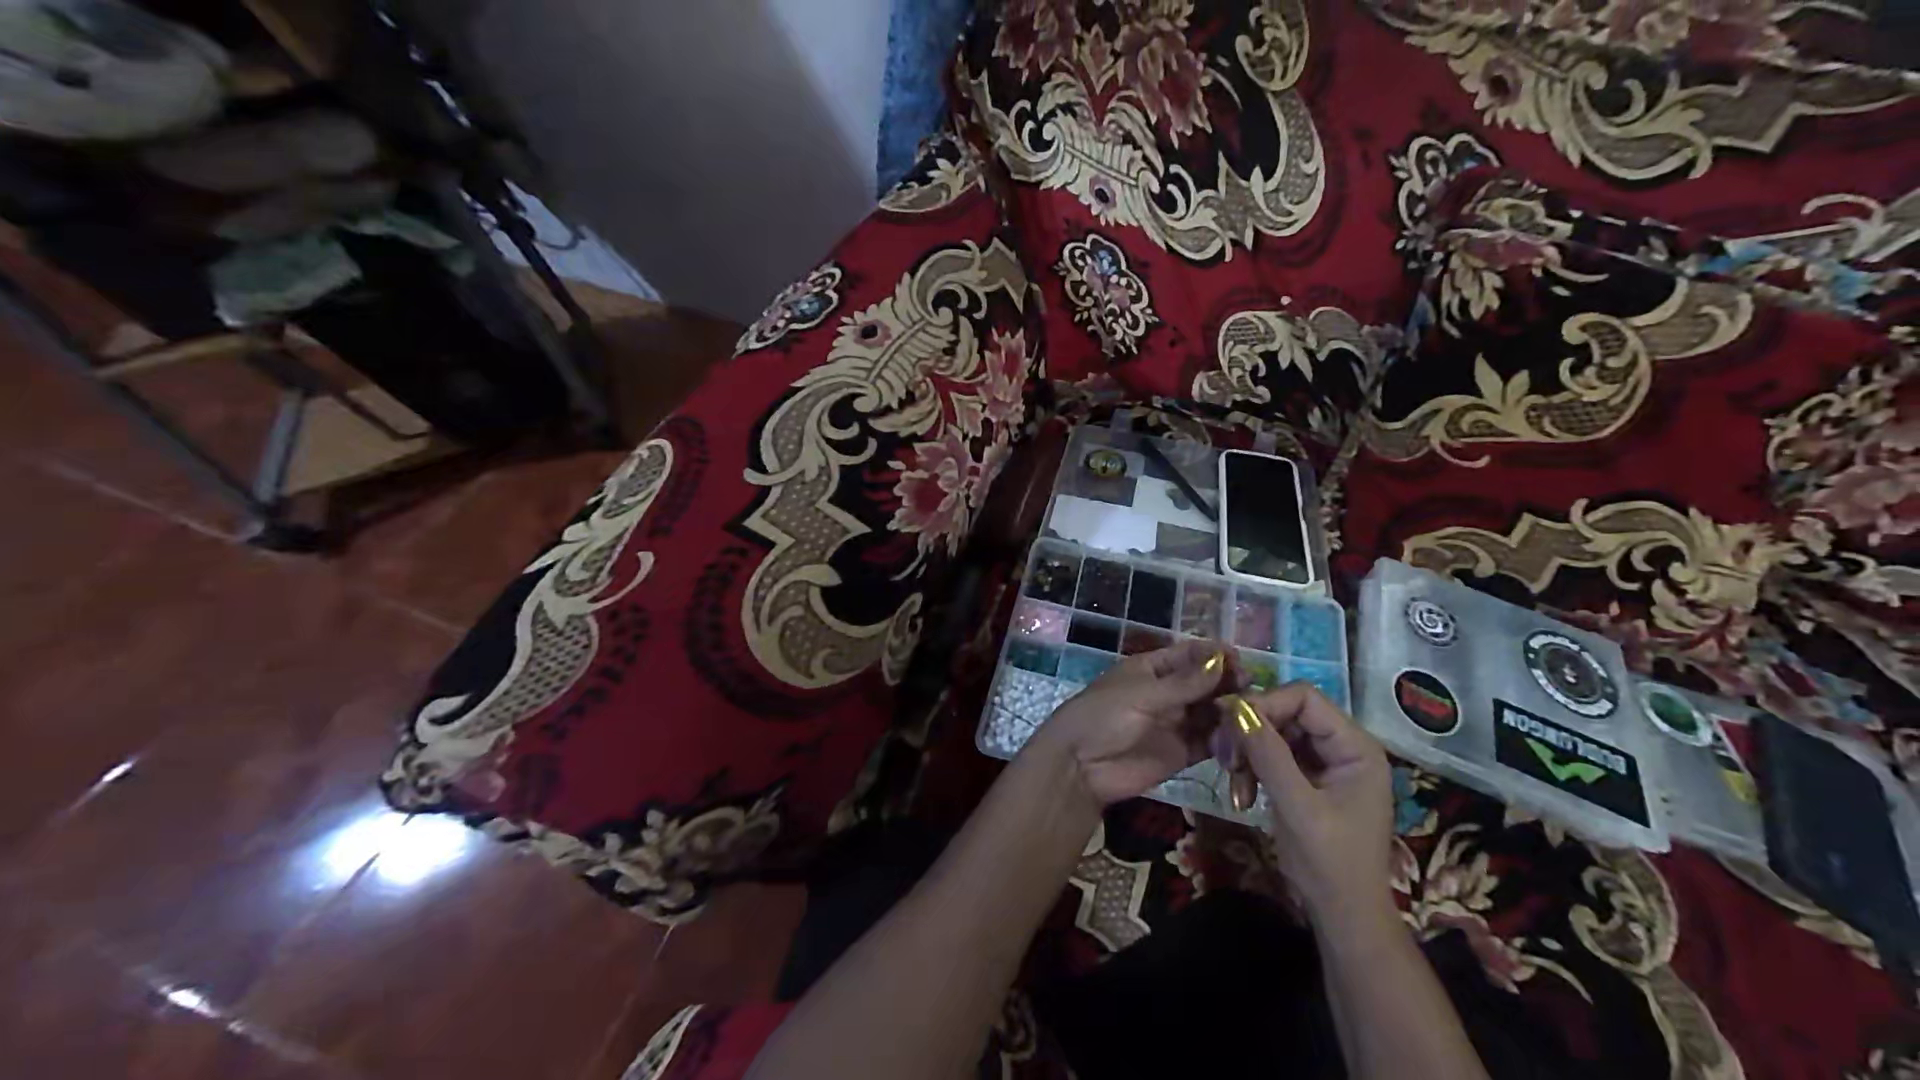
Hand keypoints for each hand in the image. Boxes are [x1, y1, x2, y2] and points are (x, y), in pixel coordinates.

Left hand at [1030, 639, 1239, 806]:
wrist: (1078, 768)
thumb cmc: (1101, 717)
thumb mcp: (1141, 694)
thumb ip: (1183, 683)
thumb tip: (1222, 659)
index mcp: (1152, 669)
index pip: (1190, 655)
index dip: (1215, 655)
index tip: (1240, 661)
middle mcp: (1168, 693)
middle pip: (1207, 683)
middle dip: (1229, 684)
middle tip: (1251, 689)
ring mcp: (1176, 723)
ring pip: (1213, 712)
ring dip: (1231, 711)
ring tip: (1251, 714)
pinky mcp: (1182, 753)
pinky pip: (1211, 742)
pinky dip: (1227, 740)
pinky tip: (1242, 738)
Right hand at [1221, 683, 1393, 923]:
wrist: (1343, 915)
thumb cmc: (1331, 863)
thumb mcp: (1298, 807)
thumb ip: (1269, 755)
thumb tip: (1234, 708)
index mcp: (1356, 747)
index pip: (1304, 698)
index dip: (1264, 704)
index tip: (1228, 725)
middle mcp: (1342, 746)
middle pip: (1285, 713)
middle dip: (1250, 732)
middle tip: (1224, 758)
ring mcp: (1323, 762)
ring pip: (1272, 733)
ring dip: (1246, 752)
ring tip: (1234, 784)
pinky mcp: (1305, 778)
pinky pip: (1271, 755)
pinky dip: (1251, 768)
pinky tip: (1241, 793)